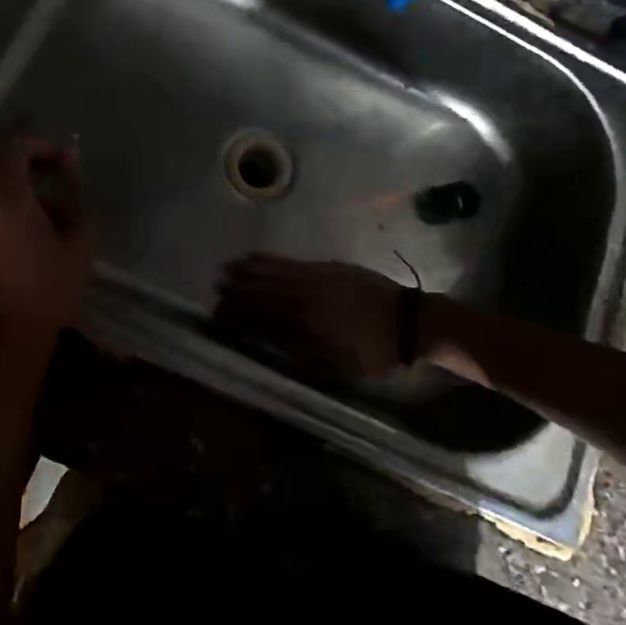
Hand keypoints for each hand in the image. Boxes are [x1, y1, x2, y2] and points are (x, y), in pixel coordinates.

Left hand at [0, 134, 94, 349]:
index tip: (64, 157)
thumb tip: (69, 157)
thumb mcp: (79, 239)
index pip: (12, 148)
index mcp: (4, 200)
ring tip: (46, 192)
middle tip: (54, 166)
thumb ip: (74, 192)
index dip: (39, 143)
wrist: (6, 342)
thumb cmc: (50, 292)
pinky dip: (2, 193)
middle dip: (24, 154)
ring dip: (13, 174)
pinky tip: (28, 215)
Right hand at [214, 255, 409, 381]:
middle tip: (216, 301)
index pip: (257, 315)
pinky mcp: (323, 266)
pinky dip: (265, 260)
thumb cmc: (373, 353)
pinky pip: (286, 260)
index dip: (233, 317)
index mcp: (303, 321)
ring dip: (244, 273)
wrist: (410, 322)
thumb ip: (296, 350)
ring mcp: (313, 276)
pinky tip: (253, 259)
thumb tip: (263, 338)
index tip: (216, 322)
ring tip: (225, 275)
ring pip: (269, 271)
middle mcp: (303, 294)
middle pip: (258, 290)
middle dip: (233, 295)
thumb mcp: (335, 365)